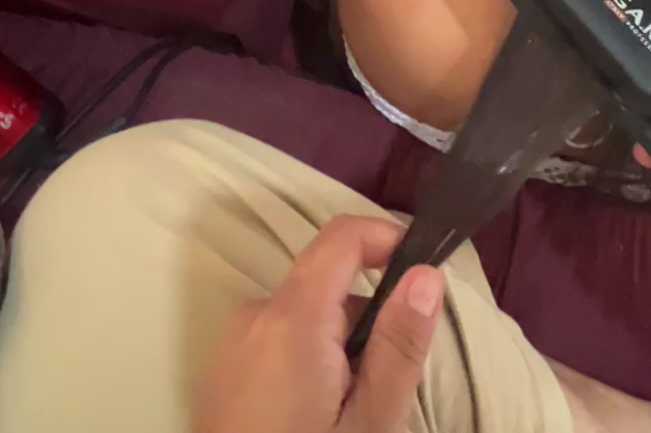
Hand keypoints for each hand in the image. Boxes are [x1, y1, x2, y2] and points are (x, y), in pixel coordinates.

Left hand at [195, 215, 447, 432]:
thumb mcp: (370, 424)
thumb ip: (399, 345)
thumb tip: (427, 274)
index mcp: (290, 317)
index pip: (341, 236)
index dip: (386, 237)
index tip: (422, 271)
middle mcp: (254, 315)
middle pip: (327, 284)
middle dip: (368, 319)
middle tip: (386, 384)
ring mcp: (231, 344)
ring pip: (306, 317)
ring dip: (339, 346)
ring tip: (349, 414)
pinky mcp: (222, 371)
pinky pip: (278, 339)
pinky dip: (308, 360)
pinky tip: (314, 417)